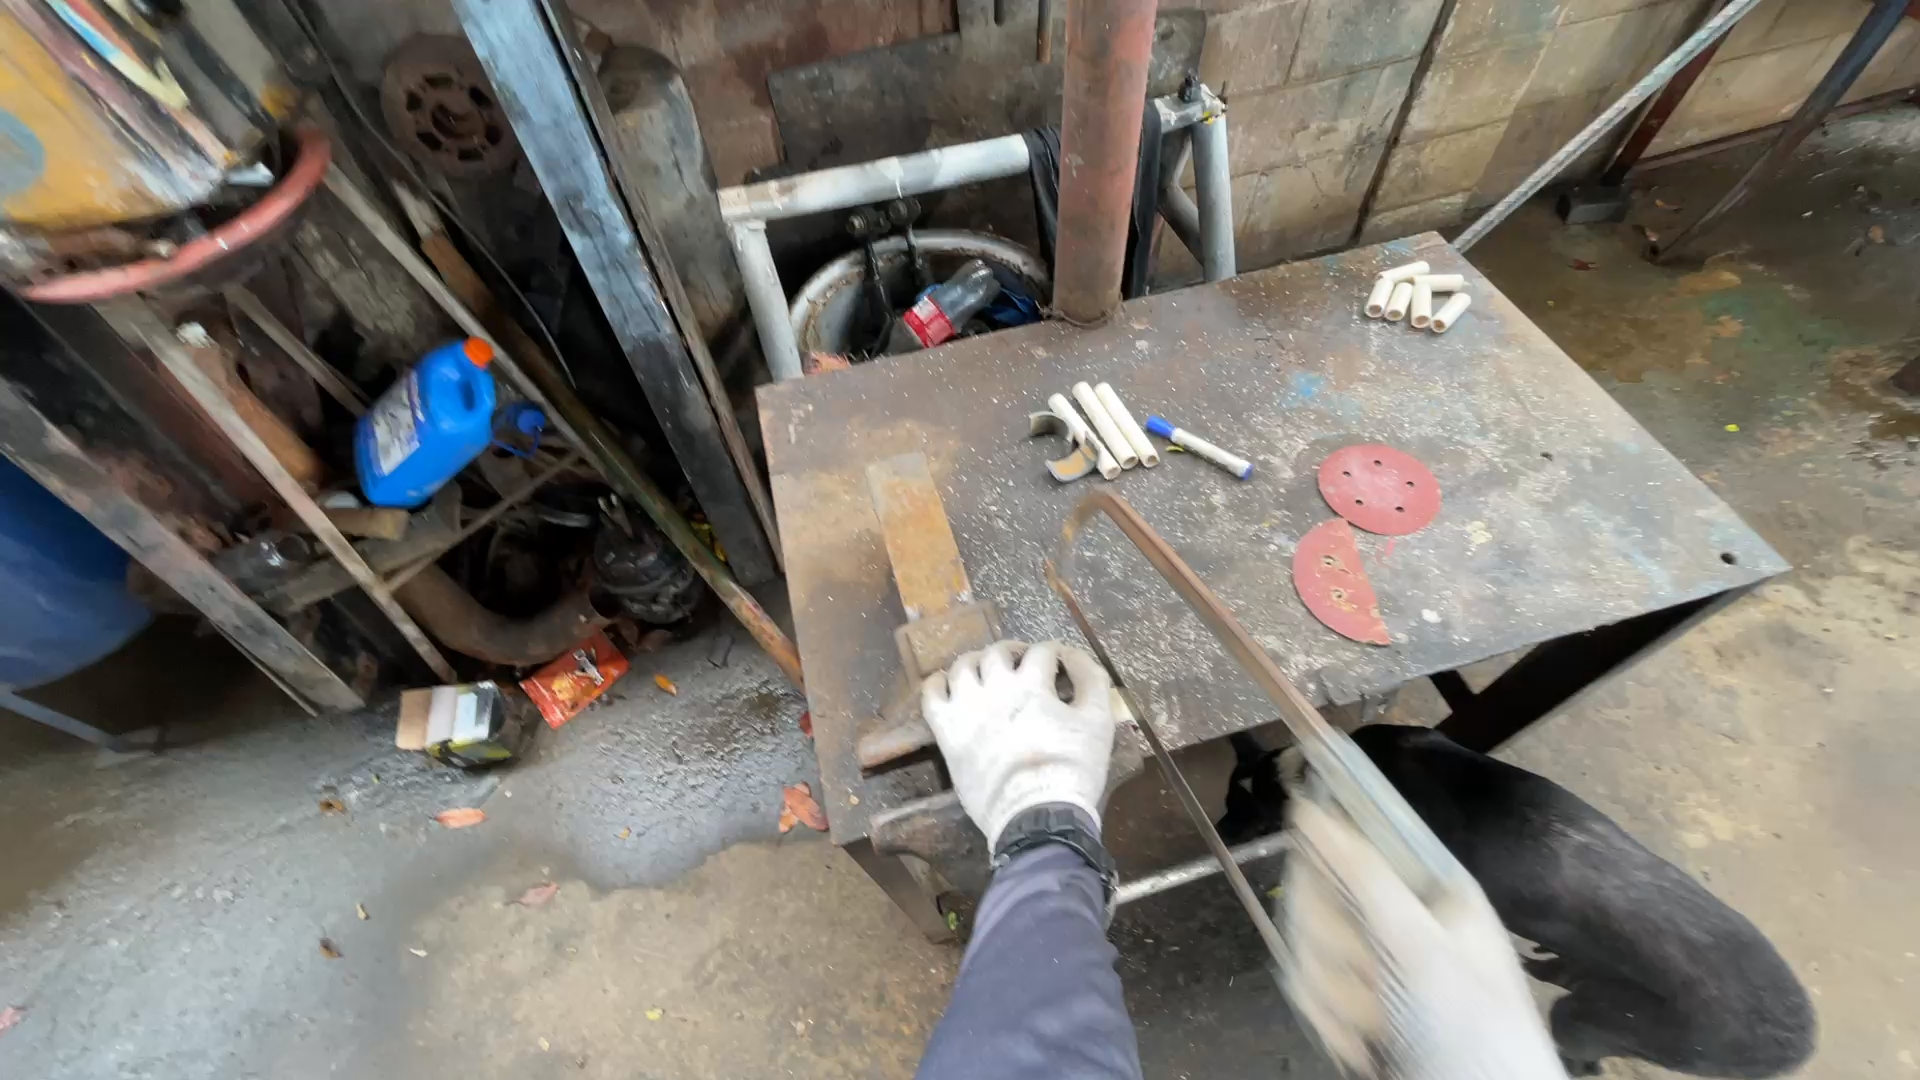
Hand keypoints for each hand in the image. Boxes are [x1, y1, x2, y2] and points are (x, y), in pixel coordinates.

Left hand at [920, 639, 1115, 849]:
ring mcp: (966, 708)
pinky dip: (938, 683)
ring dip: (978, 663)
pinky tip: (949, 686)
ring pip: (963, 666)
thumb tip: (1076, 657)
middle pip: (999, 652)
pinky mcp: (947, 732)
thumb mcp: (1098, 722)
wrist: (1036, 817)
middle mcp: (994, 687)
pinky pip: (931, 695)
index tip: (1060, 664)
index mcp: (1031, 683)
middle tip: (1023, 666)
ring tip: (987, 674)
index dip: (1054, 653)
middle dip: (1014, 653)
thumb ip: (1091, 681)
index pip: (1042, 651)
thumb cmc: (1072, 770)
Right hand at [1281, 798, 1566, 1079]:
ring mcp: (1376, 957)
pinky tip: (1357, 1042)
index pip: (1350, 840)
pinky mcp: (1354, 995)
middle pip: (1318, 892)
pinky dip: (1327, 1015)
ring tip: (1373, 1024)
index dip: (1328, 865)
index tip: (1326, 896)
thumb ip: (1364, 875)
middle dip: (1334, 946)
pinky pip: (1308, 979)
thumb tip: (1308, 808)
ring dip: (1334, 990)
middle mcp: (1399, 913)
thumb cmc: (1471, 1031)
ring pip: (1308, 940)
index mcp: (1426, 886)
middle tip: (1370, 976)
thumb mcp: (1422, 948)